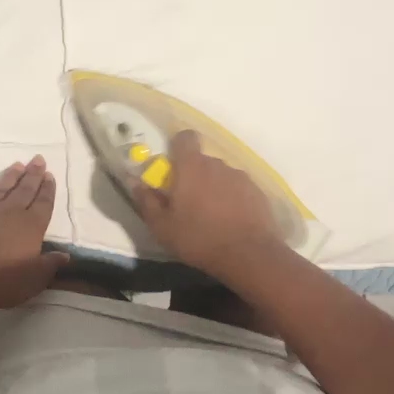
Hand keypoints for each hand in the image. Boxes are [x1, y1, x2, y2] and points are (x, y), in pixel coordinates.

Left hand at [0, 155, 67, 309]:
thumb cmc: (4, 283)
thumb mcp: (35, 279)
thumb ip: (50, 264)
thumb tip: (65, 255)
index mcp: (31, 226)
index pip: (43, 202)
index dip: (48, 188)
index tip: (50, 174)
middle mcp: (10, 213)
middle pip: (24, 189)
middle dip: (33, 174)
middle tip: (38, 159)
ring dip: (9, 176)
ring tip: (17, 165)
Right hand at [132, 131, 284, 275]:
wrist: (250, 255)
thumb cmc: (199, 239)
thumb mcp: (163, 227)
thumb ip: (147, 201)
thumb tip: (135, 182)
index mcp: (192, 167)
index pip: (185, 137)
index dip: (178, 145)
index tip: (173, 165)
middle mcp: (217, 164)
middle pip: (202, 160)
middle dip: (194, 175)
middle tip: (188, 201)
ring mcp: (241, 177)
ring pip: (221, 175)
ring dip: (214, 187)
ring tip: (212, 215)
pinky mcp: (258, 192)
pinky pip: (239, 188)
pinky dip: (233, 198)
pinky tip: (231, 221)